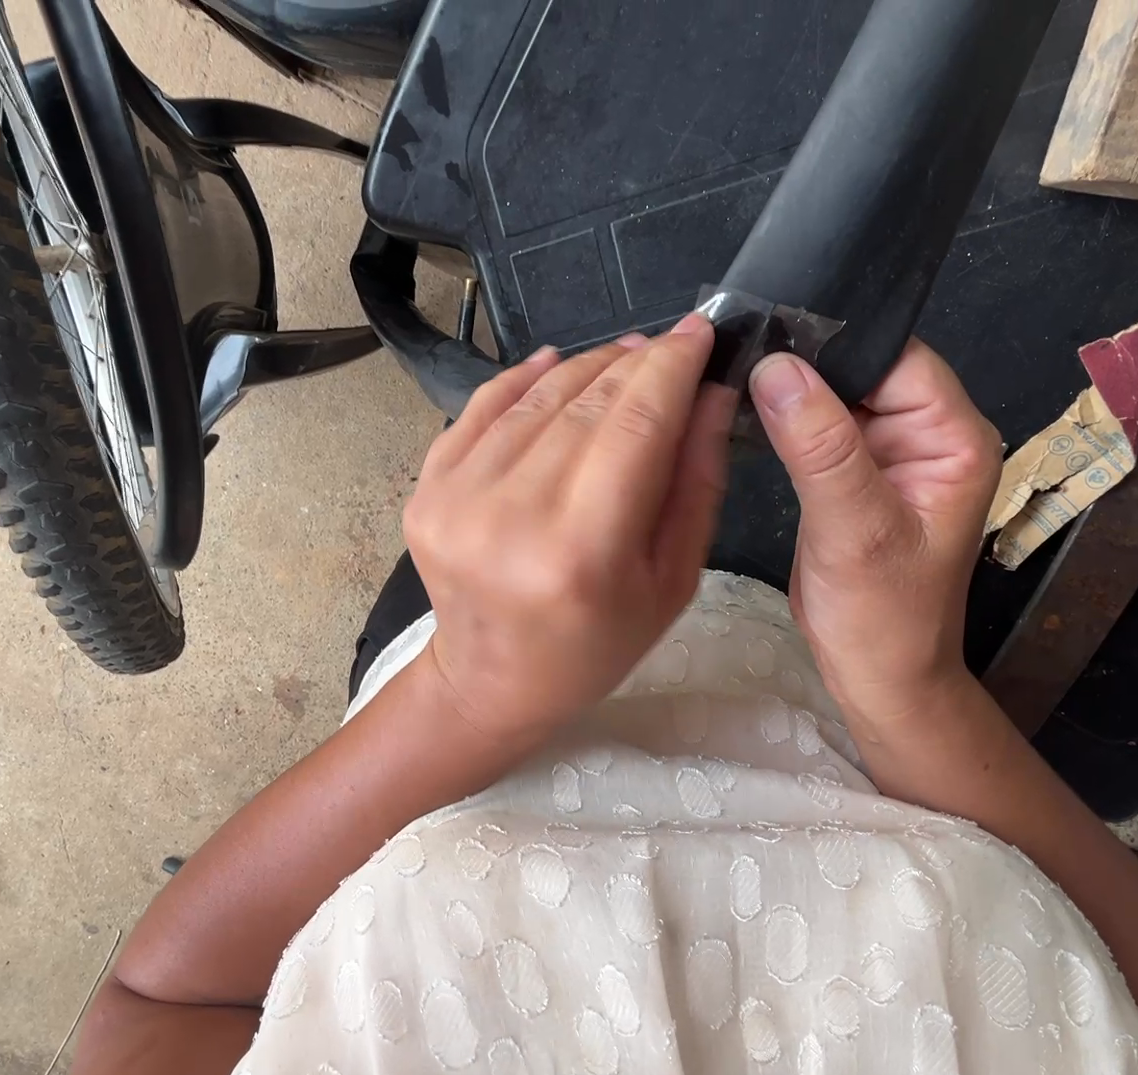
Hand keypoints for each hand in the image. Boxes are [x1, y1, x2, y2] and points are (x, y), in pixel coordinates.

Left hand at [403, 316, 737, 746]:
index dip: (673, 368)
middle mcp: (510, 517)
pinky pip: (481, 409)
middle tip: (669, 345)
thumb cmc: (595, 645)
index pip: (636, 425)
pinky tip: (554, 364)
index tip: (701, 331)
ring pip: (535, 398)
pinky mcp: (425, 491)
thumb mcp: (669, 582)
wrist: (492, 680)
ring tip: (623, 357)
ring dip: (585, 367)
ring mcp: (455, 500)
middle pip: (585, 403)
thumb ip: (695, 484)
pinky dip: (521, 380)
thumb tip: (712, 391)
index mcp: (581, 553)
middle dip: (636, 362)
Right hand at [748, 340, 1000, 725]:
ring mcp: (883, 455)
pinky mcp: (847, 475)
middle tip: (736, 345)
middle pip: (862, 370)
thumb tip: (774, 368)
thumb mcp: (856, 528)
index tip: (769, 327)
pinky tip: (742, 410)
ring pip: (832, 397)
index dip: (838, 339)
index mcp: (952, 438)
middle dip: (804, 359)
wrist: (875, 675)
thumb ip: (820, 447)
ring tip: (730, 371)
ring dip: (787, 388)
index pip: (897, 358)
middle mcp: (923, 435)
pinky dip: (781, 420)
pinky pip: (814, 430)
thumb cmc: (883, 614)